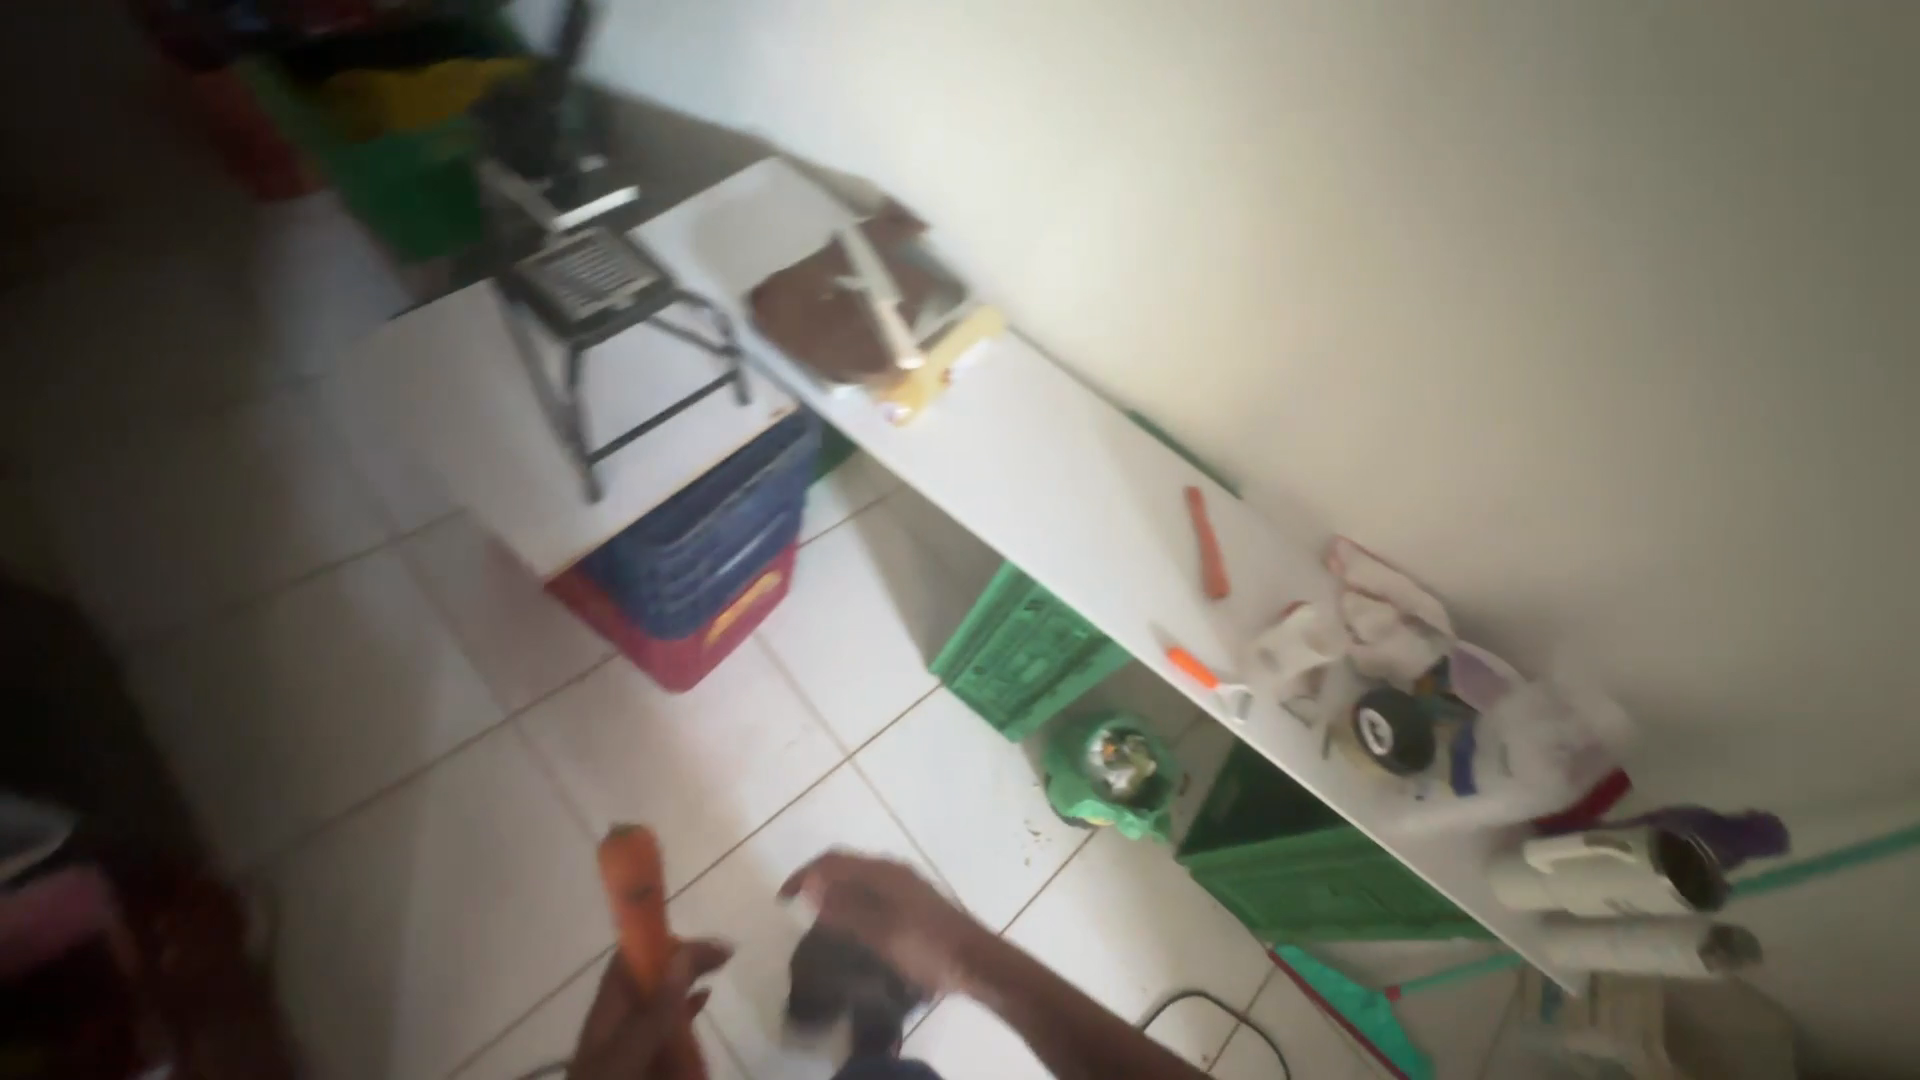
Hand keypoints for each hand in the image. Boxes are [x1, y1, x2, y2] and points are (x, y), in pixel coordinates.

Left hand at [567, 940, 730, 1079]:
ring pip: (663, 1006)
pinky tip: (704, 1005)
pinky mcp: (650, 1069)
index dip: (659, 941)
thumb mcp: (626, 1060)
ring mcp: (633, 1052)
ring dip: (689, 990)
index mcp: (607, 1018)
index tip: (697, 938)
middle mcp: (619, 1030)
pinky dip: (688, 1019)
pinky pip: (670, 1037)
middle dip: (684, 962)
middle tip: (723, 955)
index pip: (629, 963)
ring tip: (719, 972)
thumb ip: (654, 1013)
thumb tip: (682, 956)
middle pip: (652, 980)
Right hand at [779, 850, 994, 993]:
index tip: (782, 897)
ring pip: (859, 875)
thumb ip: (845, 908)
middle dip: (817, 879)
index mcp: (883, 871)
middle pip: (845, 863)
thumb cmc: (926, 947)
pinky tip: (850, 922)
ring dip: (834, 888)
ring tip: (816, 914)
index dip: (804, 874)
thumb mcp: (880, 933)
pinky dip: (851, 897)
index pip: (833, 859)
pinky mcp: (913, 898)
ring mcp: (905, 882)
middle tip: (795, 905)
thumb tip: (810, 885)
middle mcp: (892, 869)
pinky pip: (871, 888)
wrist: (974, 960)